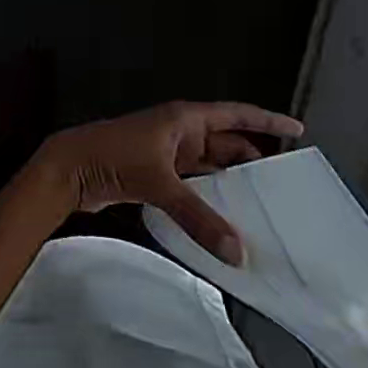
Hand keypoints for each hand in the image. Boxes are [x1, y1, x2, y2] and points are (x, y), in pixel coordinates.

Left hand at [34, 101, 303, 266]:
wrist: (71, 168)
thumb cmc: (114, 156)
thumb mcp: (159, 182)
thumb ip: (198, 217)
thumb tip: (237, 252)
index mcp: (182, 119)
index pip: (233, 115)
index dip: (265, 121)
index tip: (297, 129)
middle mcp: (179, 132)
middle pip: (226, 143)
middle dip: (254, 160)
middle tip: (289, 185)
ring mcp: (167, 154)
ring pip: (211, 166)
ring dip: (232, 183)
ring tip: (267, 207)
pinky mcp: (157, 175)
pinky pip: (195, 185)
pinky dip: (211, 199)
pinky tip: (228, 220)